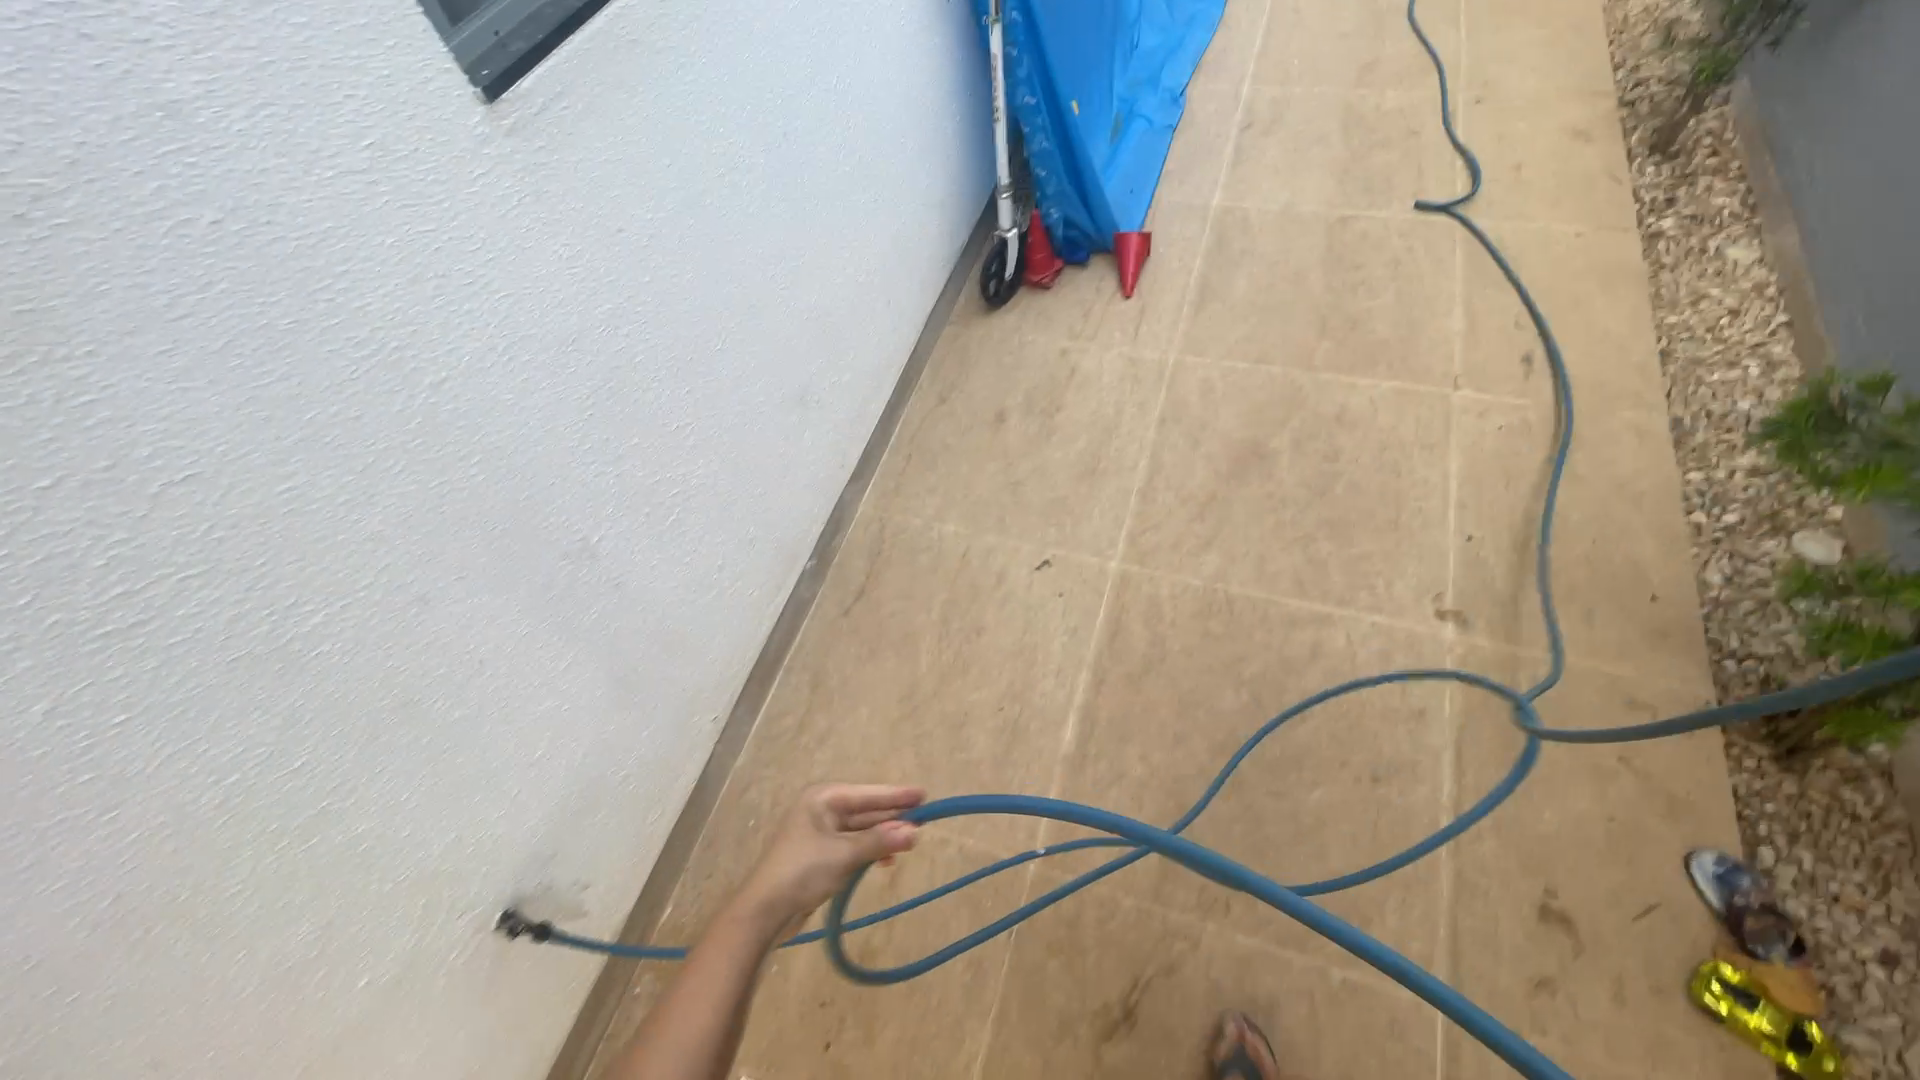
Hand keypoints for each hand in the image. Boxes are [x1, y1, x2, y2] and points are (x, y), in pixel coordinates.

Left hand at [736, 784, 924, 925]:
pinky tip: (887, 860)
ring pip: (860, 830)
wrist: (764, 911)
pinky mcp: (819, 856)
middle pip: (864, 810)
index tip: (924, 794)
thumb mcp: (844, 854)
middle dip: (892, 817)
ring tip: (911, 842)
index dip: (896, 795)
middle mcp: (820, 810)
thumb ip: (880, 841)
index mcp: (822, 799)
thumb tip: (915, 832)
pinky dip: (869, 851)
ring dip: (883, 836)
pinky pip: (852, 846)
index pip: (867, 793)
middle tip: (924, 819)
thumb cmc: (802, 871)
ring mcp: (819, 834)